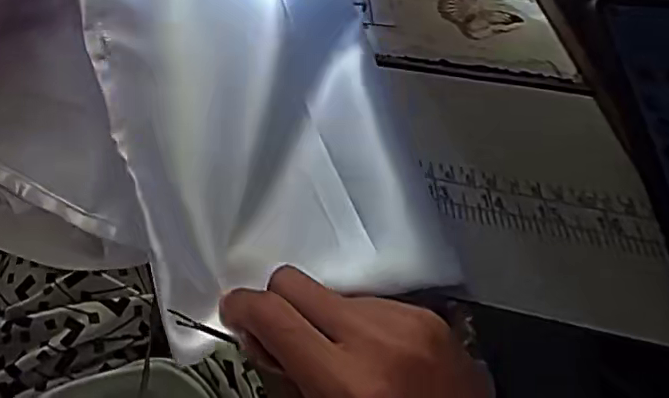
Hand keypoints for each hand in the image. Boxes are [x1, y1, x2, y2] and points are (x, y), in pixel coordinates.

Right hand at [219, 267, 483, 397]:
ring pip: (331, 292)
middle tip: (284, 338)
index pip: (272, 313)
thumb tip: (261, 337)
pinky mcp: (431, 320)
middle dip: (280, 306)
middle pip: (293, 282)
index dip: (242, 309)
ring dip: (327, 320)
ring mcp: (410, 326)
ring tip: (348, 362)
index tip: (236, 314)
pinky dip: (365, 326)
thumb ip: (289, 380)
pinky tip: (381, 360)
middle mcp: (378, 344)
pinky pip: (371, 302)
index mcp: (349, 386)